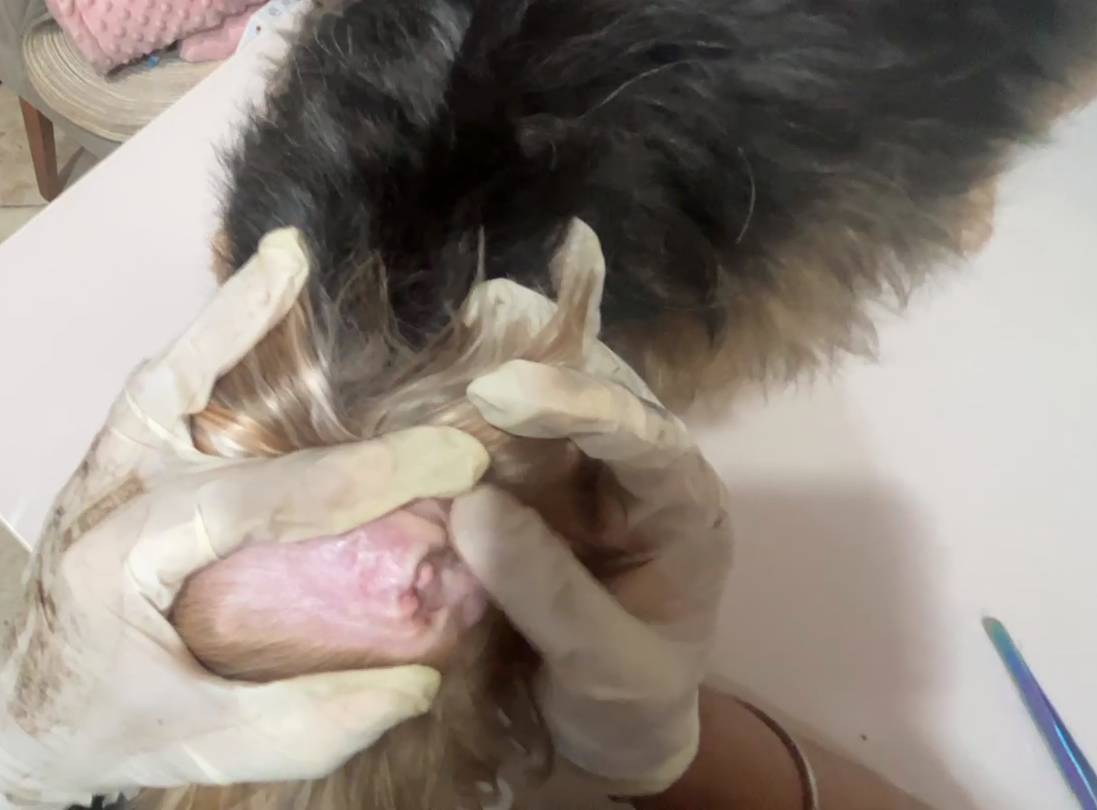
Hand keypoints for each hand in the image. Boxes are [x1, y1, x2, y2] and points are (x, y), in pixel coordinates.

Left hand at [0, 228, 490, 807]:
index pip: (262, 502)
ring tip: (282, 258)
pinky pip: (166, 384)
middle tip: (308, 265)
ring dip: (226, 312)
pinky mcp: (118, 457)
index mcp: (118, 556)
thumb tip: (418, 675)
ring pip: (168, 368)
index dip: (366, 479)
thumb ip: (307, 718)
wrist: (19, 709)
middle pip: (183, 392)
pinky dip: (210, 339)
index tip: (453, 460)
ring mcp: (105, 464)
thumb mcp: (199, 743)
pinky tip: (254, 311)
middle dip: (263, 335)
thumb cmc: (101, 722)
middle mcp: (105, 489)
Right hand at [448, 224, 732, 796]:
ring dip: (477, 391)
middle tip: (449, 376)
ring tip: (422, 392)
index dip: (576, 404)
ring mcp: (569, 465)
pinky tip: (416, 417)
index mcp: (680, 505)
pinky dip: (453, 420)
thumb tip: (469, 502)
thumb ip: (551, 593)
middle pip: (585, 387)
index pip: (644, 435)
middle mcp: (627, 466)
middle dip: (521, 373)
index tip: (498, 393)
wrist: (599, 723)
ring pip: (531, 398)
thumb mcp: (609, 670)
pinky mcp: (519, 475)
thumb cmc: (628, 700)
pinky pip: (489, 430)